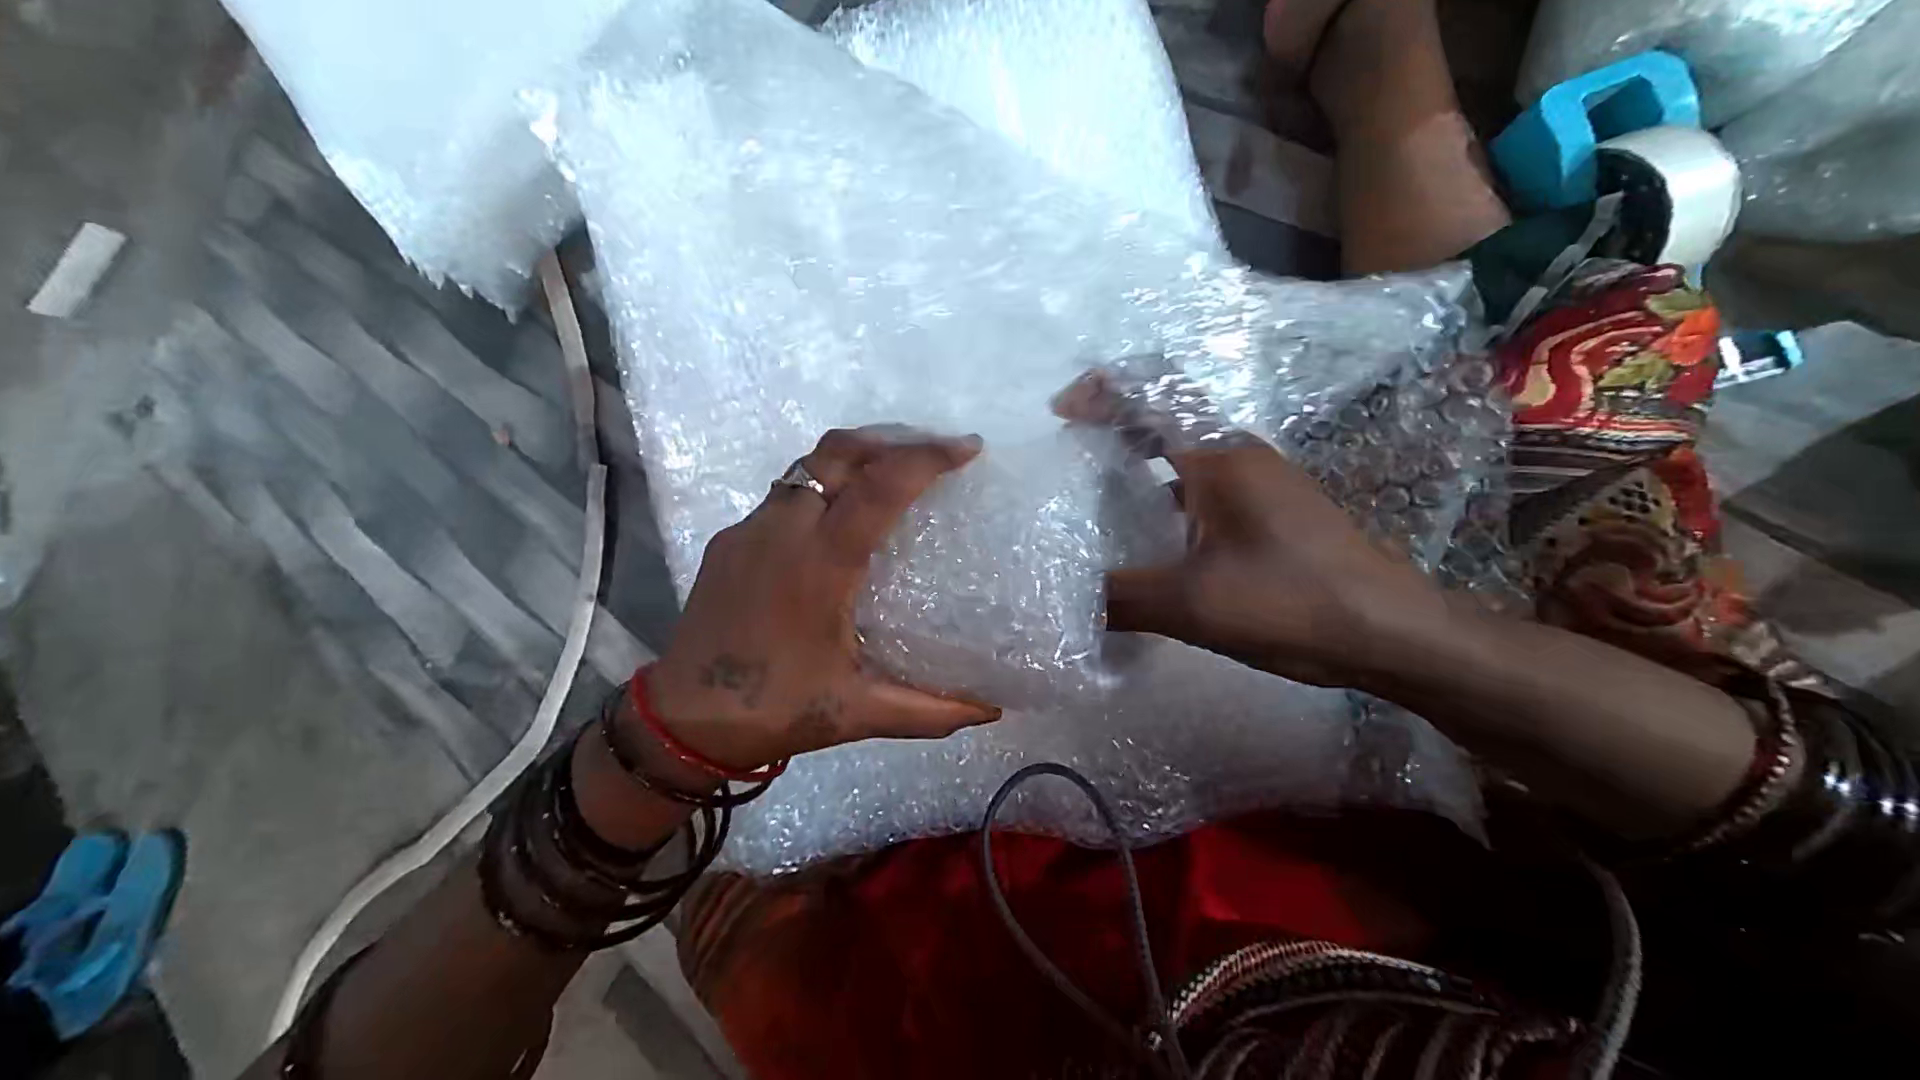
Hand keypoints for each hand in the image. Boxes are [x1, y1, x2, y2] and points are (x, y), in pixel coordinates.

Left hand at [641, 427, 1003, 769]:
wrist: (683, 721)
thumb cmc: (775, 709)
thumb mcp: (858, 712)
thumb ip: (929, 710)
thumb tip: (991, 711)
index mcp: (820, 564)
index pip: (879, 487)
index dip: (926, 459)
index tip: (967, 448)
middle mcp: (782, 531)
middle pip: (838, 451)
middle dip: (890, 440)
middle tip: (931, 452)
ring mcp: (749, 530)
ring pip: (806, 465)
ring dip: (853, 459)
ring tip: (890, 476)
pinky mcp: (729, 541)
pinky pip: (782, 494)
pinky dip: (820, 487)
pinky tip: (837, 520)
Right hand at [1056, 370, 1447, 687]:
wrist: (1391, 634)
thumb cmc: (1290, 603)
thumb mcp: (1190, 604)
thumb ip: (1118, 597)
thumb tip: (1064, 601)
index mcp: (1219, 458)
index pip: (1151, 395)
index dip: (1100, 394)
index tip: (1059, 416)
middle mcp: (1240, 456)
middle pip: (1166, 419)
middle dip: (1113, 427)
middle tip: (1071, 454)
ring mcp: (1262, 483)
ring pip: (1187, 456)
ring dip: (1141, 463)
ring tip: (1100, 496)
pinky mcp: (1272, 512)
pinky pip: (1206, 488)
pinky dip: (1169, 496)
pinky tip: (1153, 538)